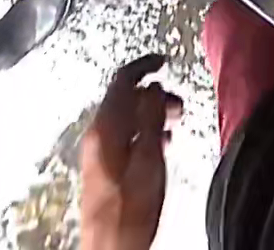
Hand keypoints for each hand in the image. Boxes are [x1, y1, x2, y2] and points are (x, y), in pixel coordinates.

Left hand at [80, 54, 181, 249]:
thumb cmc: (130, 212)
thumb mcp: (148, 158)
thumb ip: (151, 117)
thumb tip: (153, 86)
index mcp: (105, 128)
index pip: (122, 79)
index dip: (144, 65)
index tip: (162, 60)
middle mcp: (97, 135)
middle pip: (125, 97)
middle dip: (153, 92)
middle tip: (176, 99)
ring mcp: (98, 152)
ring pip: (126, 115)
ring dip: (151, 111)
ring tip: (174, 121)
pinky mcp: (104, 168)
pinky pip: (125, 133)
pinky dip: (144, 128)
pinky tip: (160, 143)